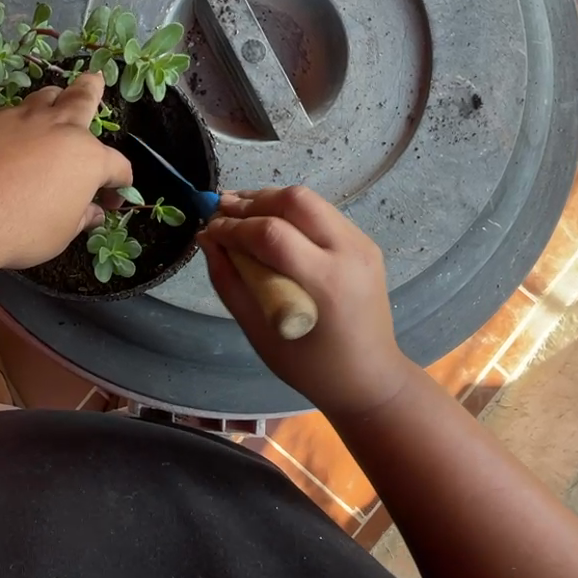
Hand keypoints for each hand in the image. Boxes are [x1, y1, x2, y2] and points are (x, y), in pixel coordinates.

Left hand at [0, 73, 133, 272]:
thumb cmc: (22, 229)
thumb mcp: (60, 235)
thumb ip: (78, 219)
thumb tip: (91, 213)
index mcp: (87, 159)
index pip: (116, 166)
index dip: (120, 182)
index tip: (113, 198)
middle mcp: (60, 129)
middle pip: (82, 100)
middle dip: (93, 89)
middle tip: (96, 78)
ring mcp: (22, 120)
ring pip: (44, 98)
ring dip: (54, 98)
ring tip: (55, 99)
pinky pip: (11, 115)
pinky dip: (18, 122)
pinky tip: (10, 136)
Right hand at [199, 187, 415, 416]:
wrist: (370, 378)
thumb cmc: (311, 366)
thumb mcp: (259, 332)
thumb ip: (230, 282)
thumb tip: (207, 240)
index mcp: (326, 282)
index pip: (272, 234)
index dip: (233, 227)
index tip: (208, 230)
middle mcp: (349, 252)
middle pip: (295, 201)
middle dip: (252, 201)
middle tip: (221, 212)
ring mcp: (361, 243)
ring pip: (308, 199)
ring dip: (269, 200)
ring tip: (238, 212)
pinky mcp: (363, 242)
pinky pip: (319, 212)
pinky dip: (287, 211)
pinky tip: (266, 222)